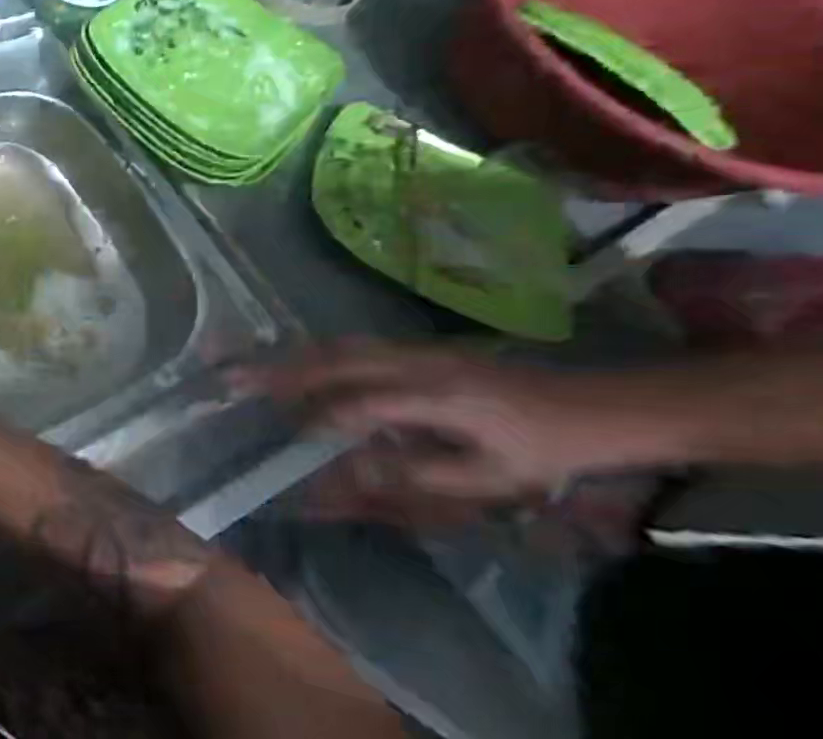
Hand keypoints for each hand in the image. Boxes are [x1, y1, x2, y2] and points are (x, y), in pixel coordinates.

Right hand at [231, 342, 650, 503]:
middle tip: (230, 377)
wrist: (591, 405)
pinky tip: (293, 362)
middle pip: (334, 360)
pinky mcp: (414, 348)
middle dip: (279, 369)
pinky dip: (313, 353)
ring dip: (289, 357)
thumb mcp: (490, 477)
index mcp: (438, 395)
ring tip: (247, 367)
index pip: (362, 403)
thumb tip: (348, 471)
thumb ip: (417, 472)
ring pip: (337, 347)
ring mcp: (413, 349)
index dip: (320, 417)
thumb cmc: (543, 449)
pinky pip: (350, 346)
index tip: (285, 436)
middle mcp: (415, 362)